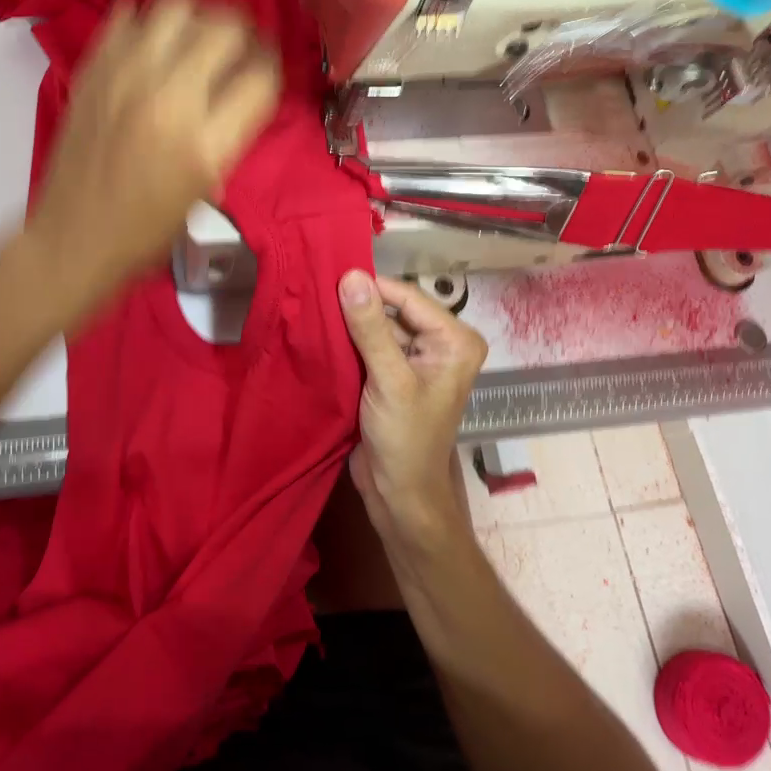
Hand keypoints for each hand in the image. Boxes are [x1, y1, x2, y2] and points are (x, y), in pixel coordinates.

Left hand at [29, 0, 280, 314]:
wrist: (73, 238)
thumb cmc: (145, 231)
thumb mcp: (204, 192)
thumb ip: (228, 137)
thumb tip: (239, 96)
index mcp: (204, 143)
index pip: (261, 77)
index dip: (271, 69)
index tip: (264, 73)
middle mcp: (169, 98)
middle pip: (225, 28)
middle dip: (243, 35)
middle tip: (236, 50)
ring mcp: (125, 76)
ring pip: (178, 6)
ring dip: (196, 18)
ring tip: (195, 38)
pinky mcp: (93, 69)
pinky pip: (128, 16)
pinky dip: (148, 23)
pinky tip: (152, 45)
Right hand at [338, 271, 488, 548]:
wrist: (399, 494)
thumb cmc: (405, 438)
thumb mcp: (388, 379)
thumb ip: (370, 328)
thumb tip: (351, 277)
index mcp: (456, 340)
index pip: (409, 298)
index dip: (371, 288)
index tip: (328, 276)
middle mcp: (443, 344)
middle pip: (395, 310)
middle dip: (360, 305)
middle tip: (317, 291)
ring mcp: (418, 360)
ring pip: (380, 327)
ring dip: (351, 324)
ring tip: (314, 310)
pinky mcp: (395, 375)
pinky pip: (372, 346)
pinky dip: (351, 342)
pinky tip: (324, 334)